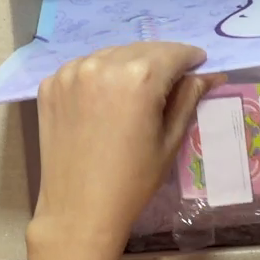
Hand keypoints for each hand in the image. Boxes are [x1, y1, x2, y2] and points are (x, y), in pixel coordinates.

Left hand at [29, 42, 223, 254]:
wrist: (78, 209)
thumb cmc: (133, 181)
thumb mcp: (169, 141)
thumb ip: (188, 99)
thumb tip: (209, 75)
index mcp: (138, 78)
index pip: (173, 53)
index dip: (191, 59)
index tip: (199, 65)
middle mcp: (102, 63)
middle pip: (142, 49)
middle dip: (161, 61)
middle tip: (173, 81)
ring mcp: (71, 71)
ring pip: (112, 55)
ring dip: (130, 66)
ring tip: (138, 93)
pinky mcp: (51, 84)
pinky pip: (85, 68)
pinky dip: (101, 76)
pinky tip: (107, 102)